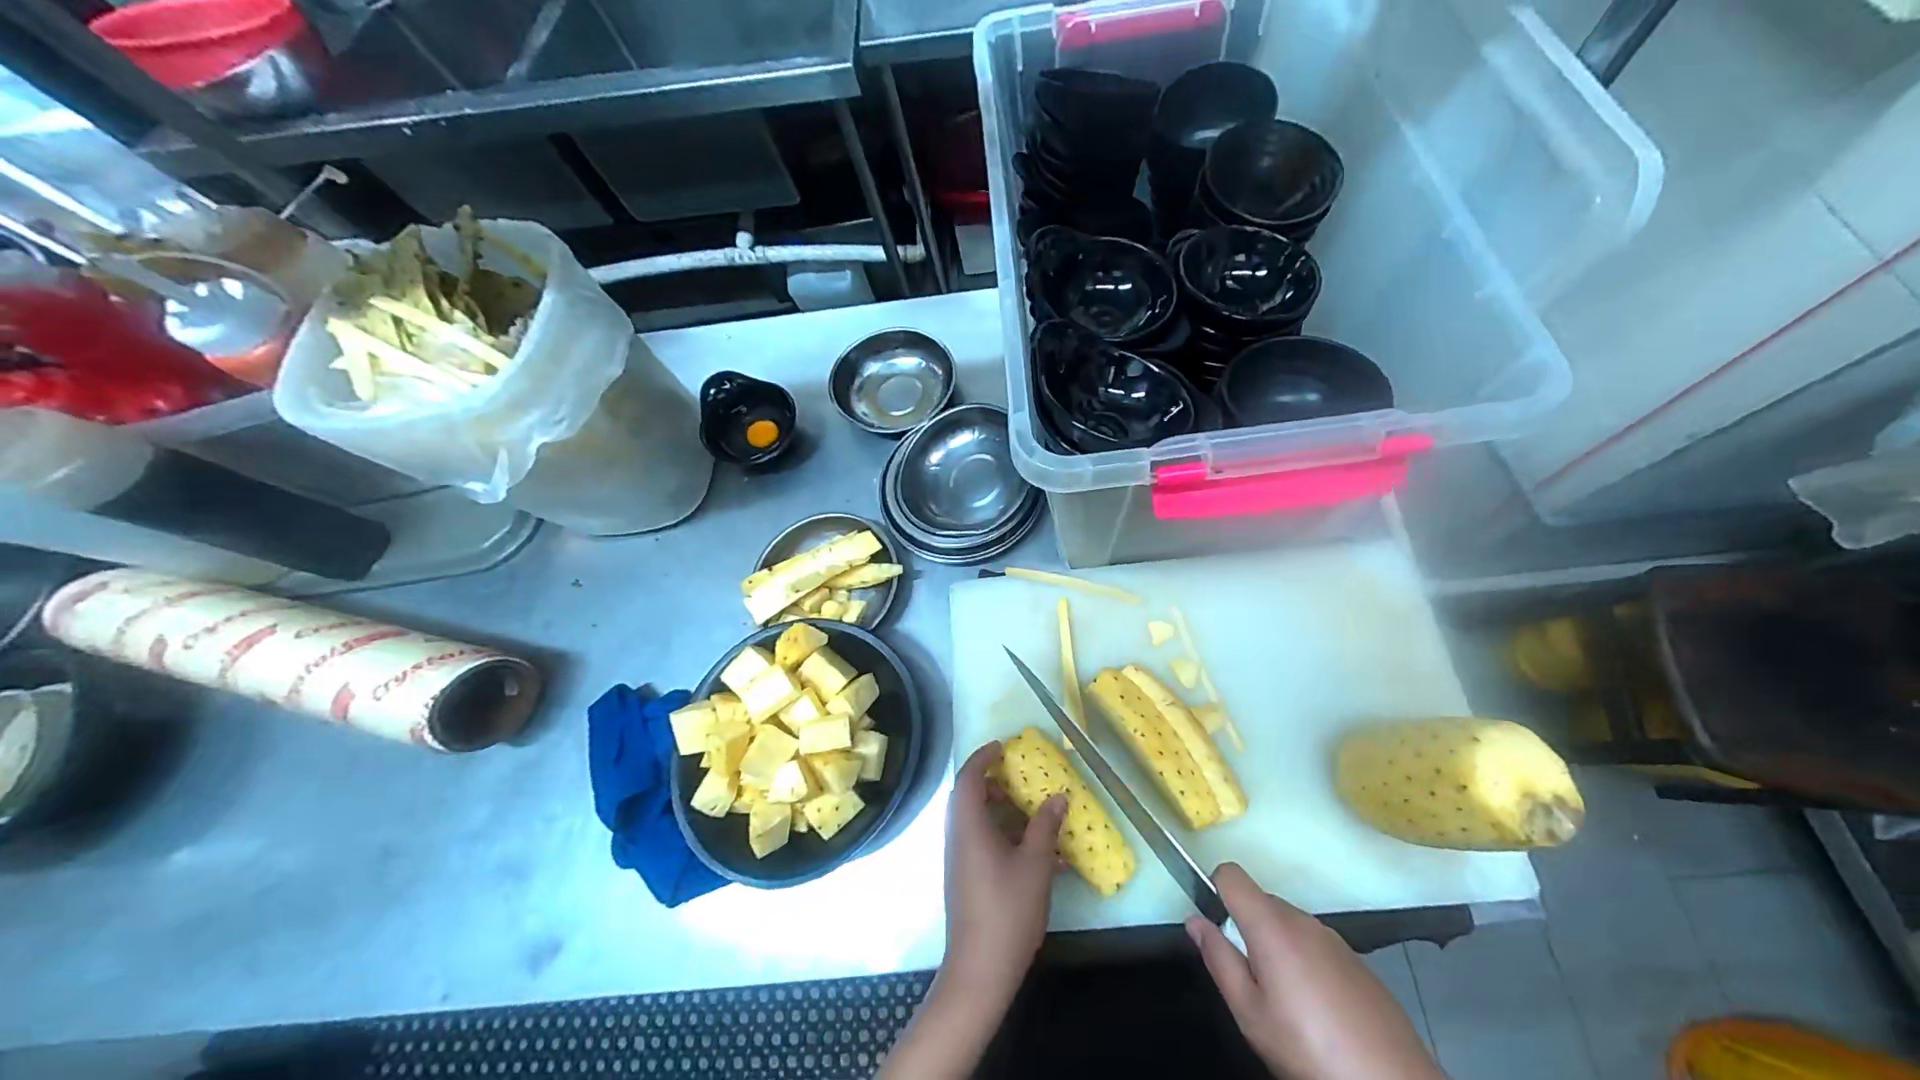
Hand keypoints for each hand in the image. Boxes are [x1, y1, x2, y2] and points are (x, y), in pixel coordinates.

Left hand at [943, 740, 1067, 998]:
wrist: (980, 968)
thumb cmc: (1007, 909)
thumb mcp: (1035, 864)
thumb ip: (1045, 826)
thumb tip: (1059, 796)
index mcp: (968, 825)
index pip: (968, 777)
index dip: (984, 757)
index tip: (1003, 746)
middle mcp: (957, 836)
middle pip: (970, 797)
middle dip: (997, 784)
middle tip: (1024, 780)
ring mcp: (960, 859)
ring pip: (979, 822)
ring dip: (1006, 813)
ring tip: (1038, 816)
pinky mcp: (966, 878)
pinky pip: (984, 844)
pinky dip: (1007, 838)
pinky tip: (1040, 855)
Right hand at [1187, 863, 1445, 1079]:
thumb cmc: (1308, 1046)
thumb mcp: (1249, 1012)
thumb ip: (1218, 959)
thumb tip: (1195, 922)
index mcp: (1272, 926)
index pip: (1232, 875)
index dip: (1216, 892)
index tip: (1218, 931)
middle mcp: (1304, 921)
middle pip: (1261, 902)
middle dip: (1246, 929)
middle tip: (1252, 981)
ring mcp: (1335, 940)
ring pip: (1289, 925)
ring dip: (1276, 947)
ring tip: (1286, 1002)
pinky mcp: (1358, 962)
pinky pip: (1316, 946)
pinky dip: (1306, 963)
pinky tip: (1318, 1011)